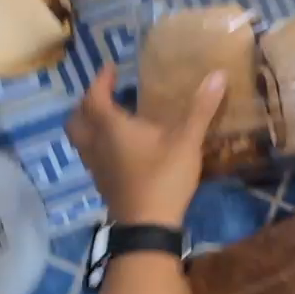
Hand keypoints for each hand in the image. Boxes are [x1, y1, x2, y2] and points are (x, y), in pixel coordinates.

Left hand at [67, 64, 225, 225]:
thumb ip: (201, 108)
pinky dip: (100, 144)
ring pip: (81, 140)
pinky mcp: (104, 183)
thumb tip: (218, 74)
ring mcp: (97, 167)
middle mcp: (96, 144)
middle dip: (87, 103)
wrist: (147, 225)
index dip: (101, 80)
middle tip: (106, 95)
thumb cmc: (163, 177)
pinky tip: (122, 148)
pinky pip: (93, 156)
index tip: (111, 68)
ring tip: (113, 119)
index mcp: (111, 128)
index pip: (94, 97)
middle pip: (77, 119)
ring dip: (90, 125)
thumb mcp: (187, 140)